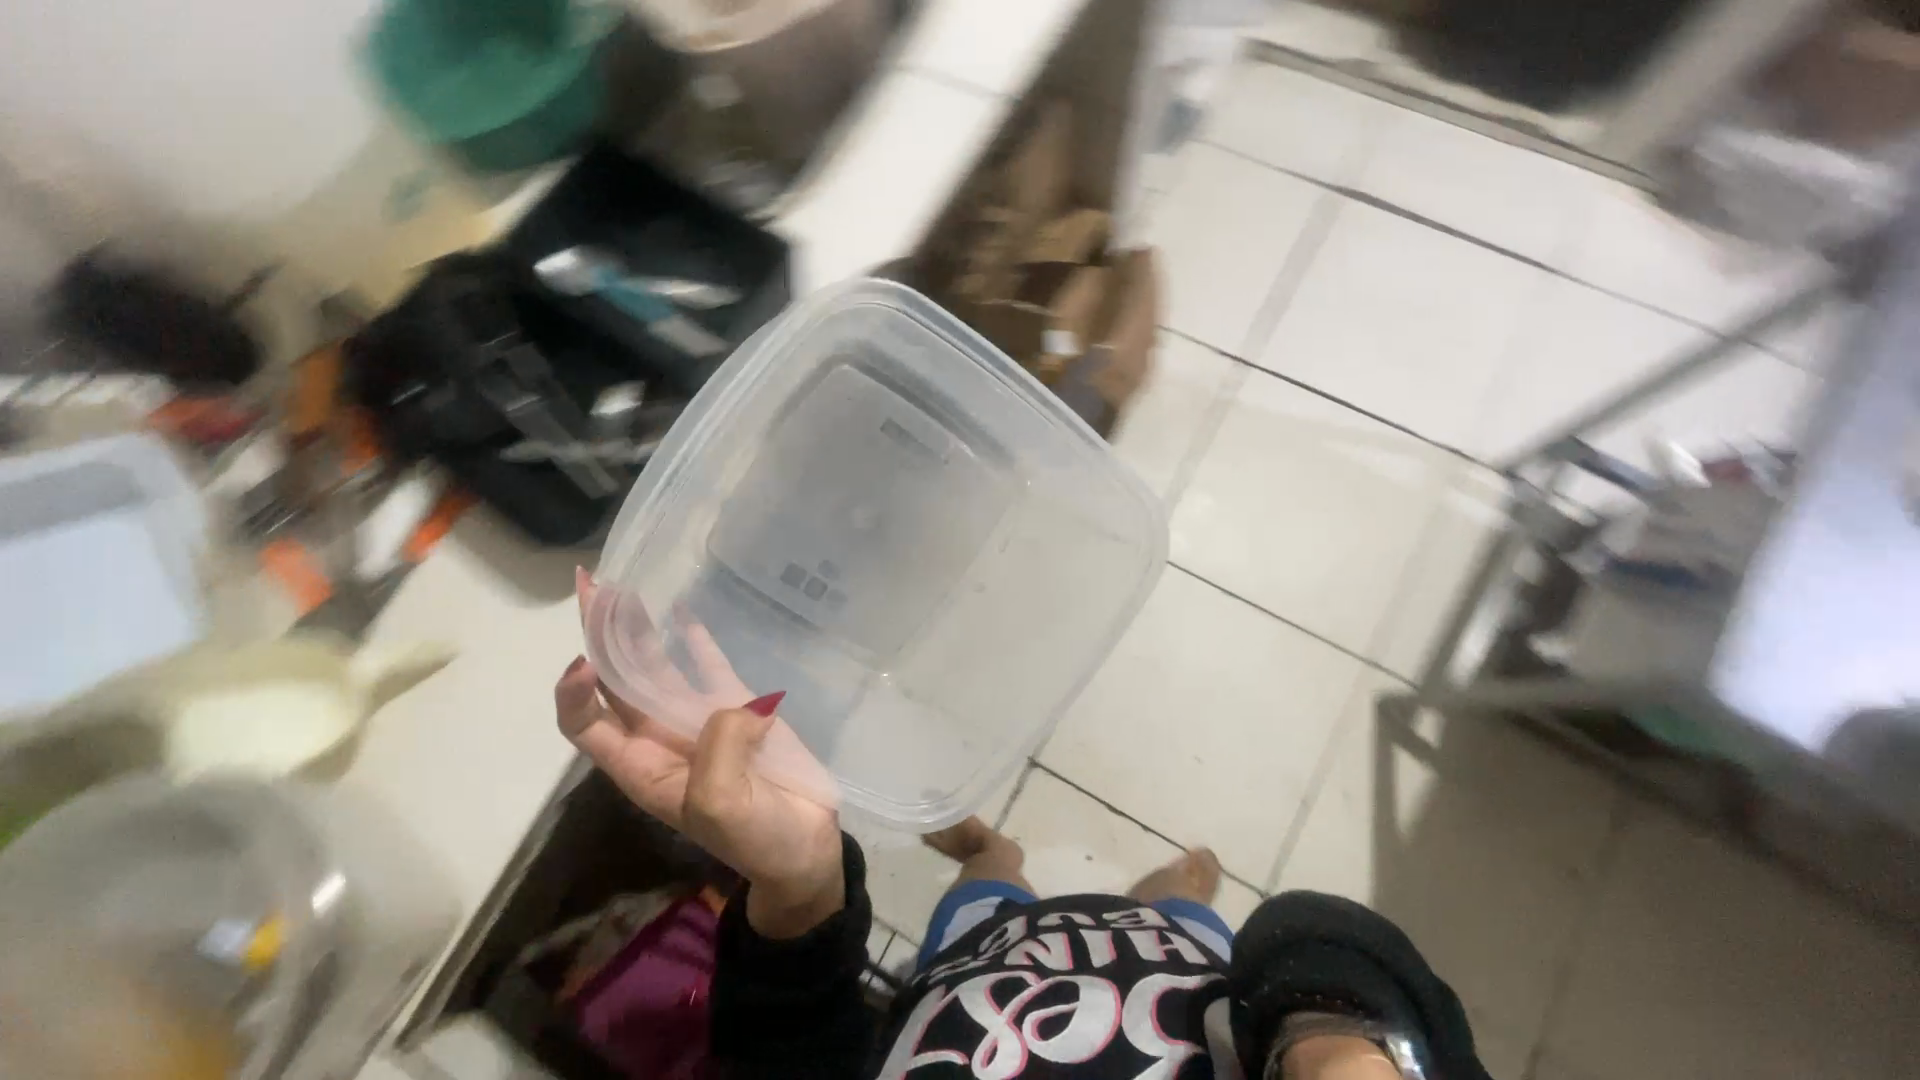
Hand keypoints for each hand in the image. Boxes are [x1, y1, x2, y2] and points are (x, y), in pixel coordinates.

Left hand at [557, 579, 843, 937]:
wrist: (804, 847)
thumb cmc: (754, 836)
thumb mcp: (721, 805)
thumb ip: (719, 750)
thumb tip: (737, 707)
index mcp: (641, 766)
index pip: (586, 724)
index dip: (575, 692)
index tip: (585, 660)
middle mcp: (658, 737)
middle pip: (614, 682)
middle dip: (600, 637)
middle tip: (592, 586)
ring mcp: (696, 719)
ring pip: (657, 667)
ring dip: (640, 631)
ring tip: (628, 589)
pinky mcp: (737, 708)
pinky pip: (709, 666)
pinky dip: (695, 639)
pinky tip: (683, 609)